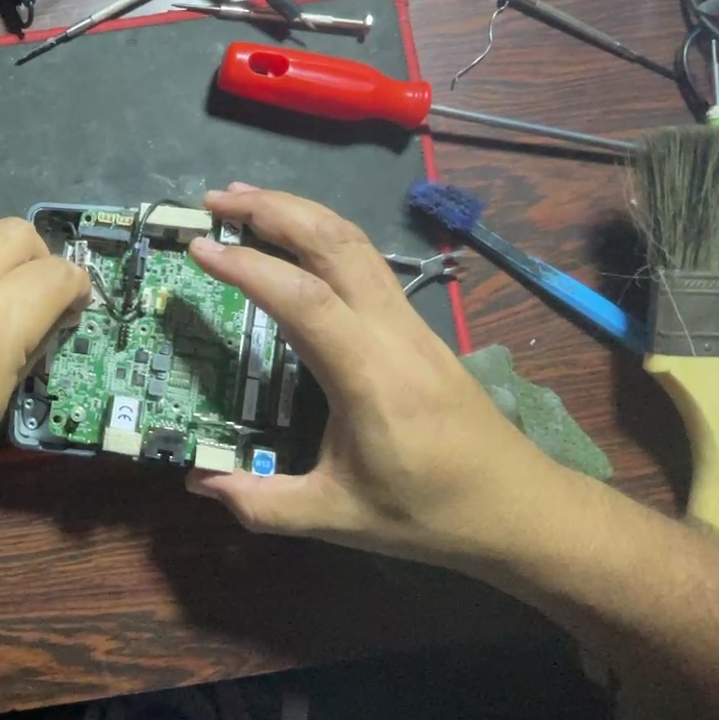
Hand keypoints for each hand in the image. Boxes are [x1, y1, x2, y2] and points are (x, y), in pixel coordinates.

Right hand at [183, 184, 557, 565]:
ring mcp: (408, 323)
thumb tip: (196, 481)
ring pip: (354, 242)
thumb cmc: (431, 513)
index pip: (306, 301)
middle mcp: (393, 334)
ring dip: (298, 211)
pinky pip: (363, 259)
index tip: (200, 248)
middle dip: (275, 210)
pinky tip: (291, 237)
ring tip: (244, 200)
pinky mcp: (413, 325)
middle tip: (216, 200)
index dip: (250, 268)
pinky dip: (319, 232)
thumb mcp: (338, 519)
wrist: (522, 509)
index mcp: (371, 379)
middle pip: (337, 244)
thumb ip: (263, 503)